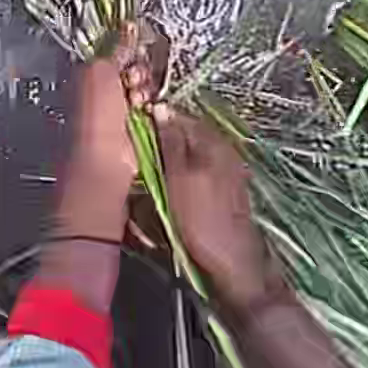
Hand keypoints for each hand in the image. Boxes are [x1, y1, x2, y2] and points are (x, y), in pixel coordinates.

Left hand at [54, 29, 143, 240]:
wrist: (106, 159)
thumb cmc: (96, 114)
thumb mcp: (100, 70)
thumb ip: (114, 48)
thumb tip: (128, 25)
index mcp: (92, 75)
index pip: (119, 53)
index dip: (129, 51)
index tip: (134, 55)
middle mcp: (106, 92)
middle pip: (136, 70)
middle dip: (141, 72)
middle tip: (135, 83)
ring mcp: (123, 112)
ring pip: (148, 89)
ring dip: (148, 91)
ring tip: (140, 101)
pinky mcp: (141, 129)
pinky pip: (156, 109)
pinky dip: (157, 109)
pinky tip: (151, 112)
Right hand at [153, 106, 276, 309]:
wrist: (231, 259)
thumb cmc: (201, 218)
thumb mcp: (178, 177)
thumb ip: (170, 141)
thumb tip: (160, 108)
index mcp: (212, 140)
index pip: (179, 116)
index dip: (156, 122)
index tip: (135, 133)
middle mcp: (223, 147)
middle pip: (186, 133)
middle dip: (164, 140)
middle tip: (142, 156)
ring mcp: (227, 166)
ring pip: (191, 152)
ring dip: (172, 158)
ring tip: (155, 174)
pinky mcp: (226, 185)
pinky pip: (199, 167)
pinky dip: (184, 172)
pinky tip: (174, 187)